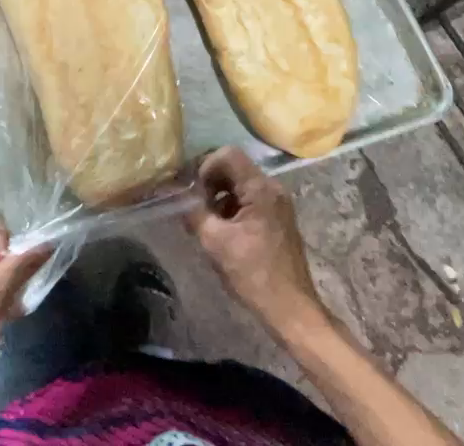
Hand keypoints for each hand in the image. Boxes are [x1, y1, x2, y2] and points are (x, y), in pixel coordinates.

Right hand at [183, 146, 324, 336]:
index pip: (227, 155)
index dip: (205, 167)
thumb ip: (192, 212)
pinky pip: (249, 199)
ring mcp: (278, 203)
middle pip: (234, 167)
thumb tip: (172, 195)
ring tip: (205, 220)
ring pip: (240, 184)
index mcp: (261, 189)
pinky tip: (221, 230)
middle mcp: (273, 188)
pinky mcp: (278, 217)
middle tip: (193, 206)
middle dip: (209, 182)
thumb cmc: (253, 274)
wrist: (290, 309)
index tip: (193, 193)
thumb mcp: (215, 242)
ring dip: (219, 196)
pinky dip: (231, 207)